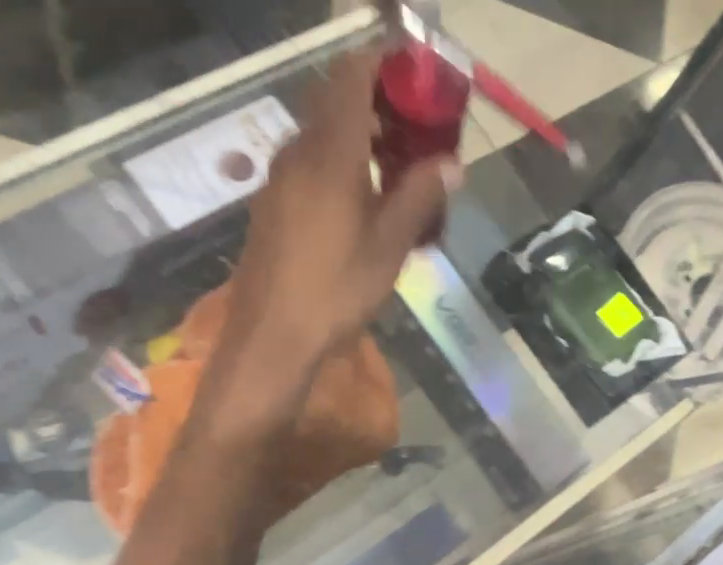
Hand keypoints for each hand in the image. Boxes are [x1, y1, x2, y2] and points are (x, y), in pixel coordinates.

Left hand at [221, 50, 461, 365]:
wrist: (271, 339)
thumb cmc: (335, 291)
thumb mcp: (389, 247)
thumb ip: (420, 196)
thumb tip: (452, 164)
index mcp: (329, 154)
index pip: (351, 77)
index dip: (383, 68)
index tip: (416, 87)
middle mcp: (297, 155)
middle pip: (337, 107)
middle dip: (379, 113)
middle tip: (418, 142)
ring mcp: (278, 181)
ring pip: (322, 141)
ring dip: (359, 146)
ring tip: (396, 181)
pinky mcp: (270, 208)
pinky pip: (308, 169)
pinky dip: (338, 171)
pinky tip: (361, 211)